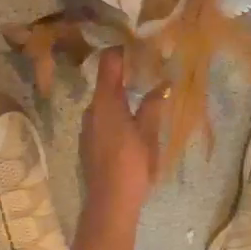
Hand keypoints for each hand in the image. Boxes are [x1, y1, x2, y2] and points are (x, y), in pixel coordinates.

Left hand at [72, 48, 166, 249]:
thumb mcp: (148, 134)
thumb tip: (163, 84)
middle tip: (150, 71)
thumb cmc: (132, 165)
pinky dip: (117, 114)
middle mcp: (91, 110)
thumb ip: (153, 106)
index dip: (123, 50)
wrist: (110, 204)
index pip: (109, 62)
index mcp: (105, 102)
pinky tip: (133, 124)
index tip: (140, 46)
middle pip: (106, 82)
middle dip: (126, 75)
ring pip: (104, 103)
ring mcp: (87, 128)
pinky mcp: (89, 144)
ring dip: (122, 97)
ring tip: (144, 98)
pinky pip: (103, 120)